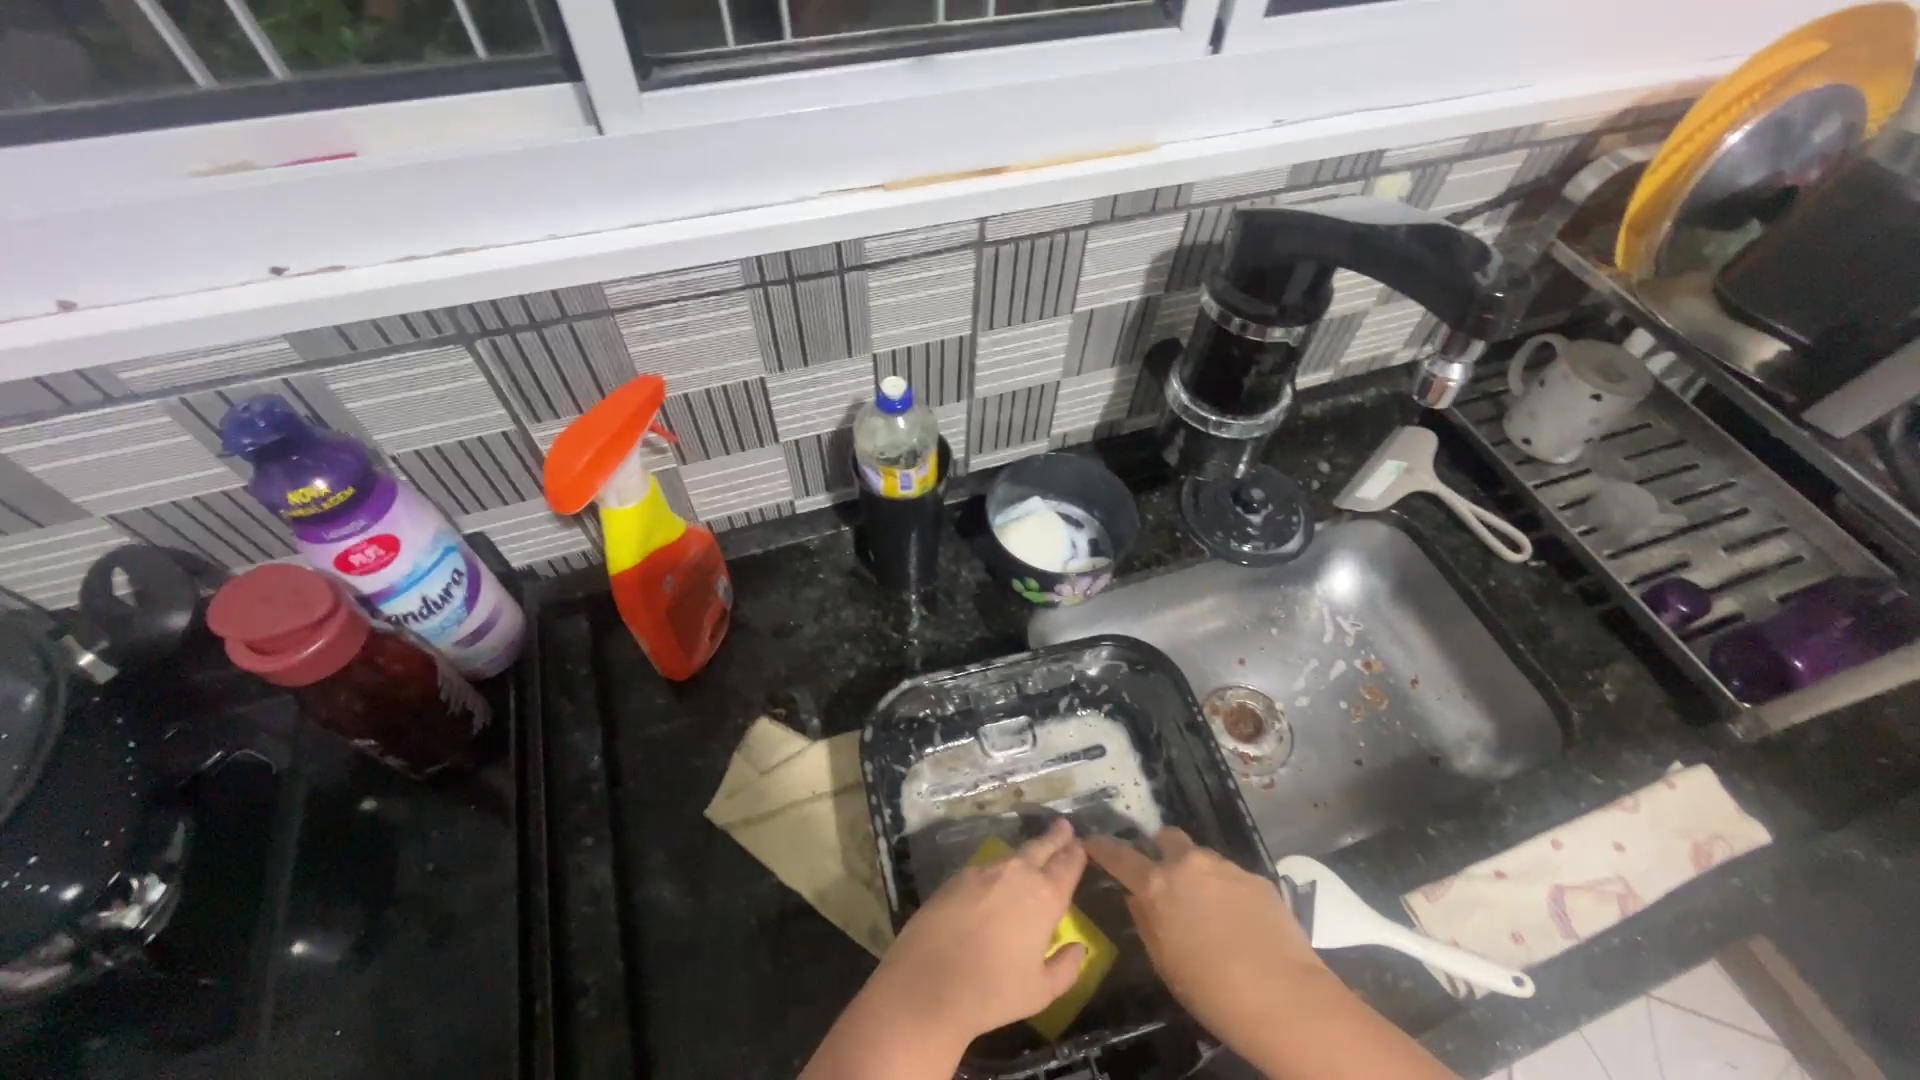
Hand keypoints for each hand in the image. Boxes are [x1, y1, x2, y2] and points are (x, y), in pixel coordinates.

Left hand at [869, 817, 1088, 1042]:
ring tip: (1031, 855)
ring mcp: (982, 872)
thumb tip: (1077, 948)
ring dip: (1024, 853)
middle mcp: (1016, 874)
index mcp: (1045, 897)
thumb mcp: (1041, 991)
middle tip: (1063, 826)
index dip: (1075, 854)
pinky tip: (994, 881)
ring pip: (1011, 855)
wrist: (927, 983)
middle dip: (1054, 837)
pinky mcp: (955, 878)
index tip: (1079, 845)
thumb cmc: (992, 991)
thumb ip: (1066, 967)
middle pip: (1040, 847)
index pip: (1067, 865)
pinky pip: (984, 868)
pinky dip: (996, 870)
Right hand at [1085, 827, 1329, 1046]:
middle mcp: (1189, 864)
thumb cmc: (1210, 989)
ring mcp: (1226, 867)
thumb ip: (1145, 920)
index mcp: (1157, 885)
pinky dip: (1226, 891)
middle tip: (1163, 878)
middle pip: (1166, 838)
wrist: (1284, 998)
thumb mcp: (1163, 960)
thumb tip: (1137, 898)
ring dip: (1195, 873)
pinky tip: (1237, 922)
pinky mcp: (1258, 878)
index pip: (1119, 855)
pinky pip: (1231, 876)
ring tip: (1206, 909)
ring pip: (1201, 857)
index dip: (1101, 847)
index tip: (1090, 841)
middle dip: (1160, 851)